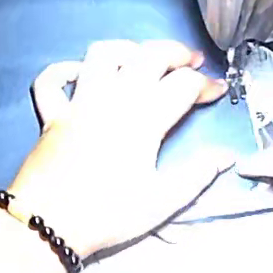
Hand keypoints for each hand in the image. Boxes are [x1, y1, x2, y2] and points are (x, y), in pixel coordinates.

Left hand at [7, 40, 234, 258]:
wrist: (47, 223)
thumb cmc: (108, 214)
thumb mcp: (162, 202)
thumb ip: (197, 176)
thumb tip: (225, 157)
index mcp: (144, 119)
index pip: (183, 85)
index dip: (205, 84)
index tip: (217, 91)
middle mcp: (113, 99)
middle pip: (148, 56)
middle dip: (176, 52)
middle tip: (191, 61)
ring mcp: (79, 102)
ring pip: (103, 54)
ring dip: (128, 48)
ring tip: (143, 59)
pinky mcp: (52, 114)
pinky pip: (53, 79)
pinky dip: (66, 70)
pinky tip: (81, 75)